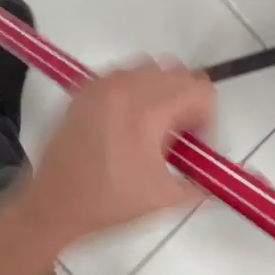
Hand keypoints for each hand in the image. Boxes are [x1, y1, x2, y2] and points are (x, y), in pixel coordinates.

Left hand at [27, 64, 213, 241]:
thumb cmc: (110, 203)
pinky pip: (121, 75)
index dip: (206, 119)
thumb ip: (203, 183)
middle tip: (177, 139)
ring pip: (149, 69)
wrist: (53, 205)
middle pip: (177, 73)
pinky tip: (126, 126)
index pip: (200, 90)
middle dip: (186, 102)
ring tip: (151, 131)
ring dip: (160, 93)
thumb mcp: (165, 198)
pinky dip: (134, 92)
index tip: (195, 147)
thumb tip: (220, 177)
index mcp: (149, 110)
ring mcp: (101, 85)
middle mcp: (126, 86)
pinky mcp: (83, 91)